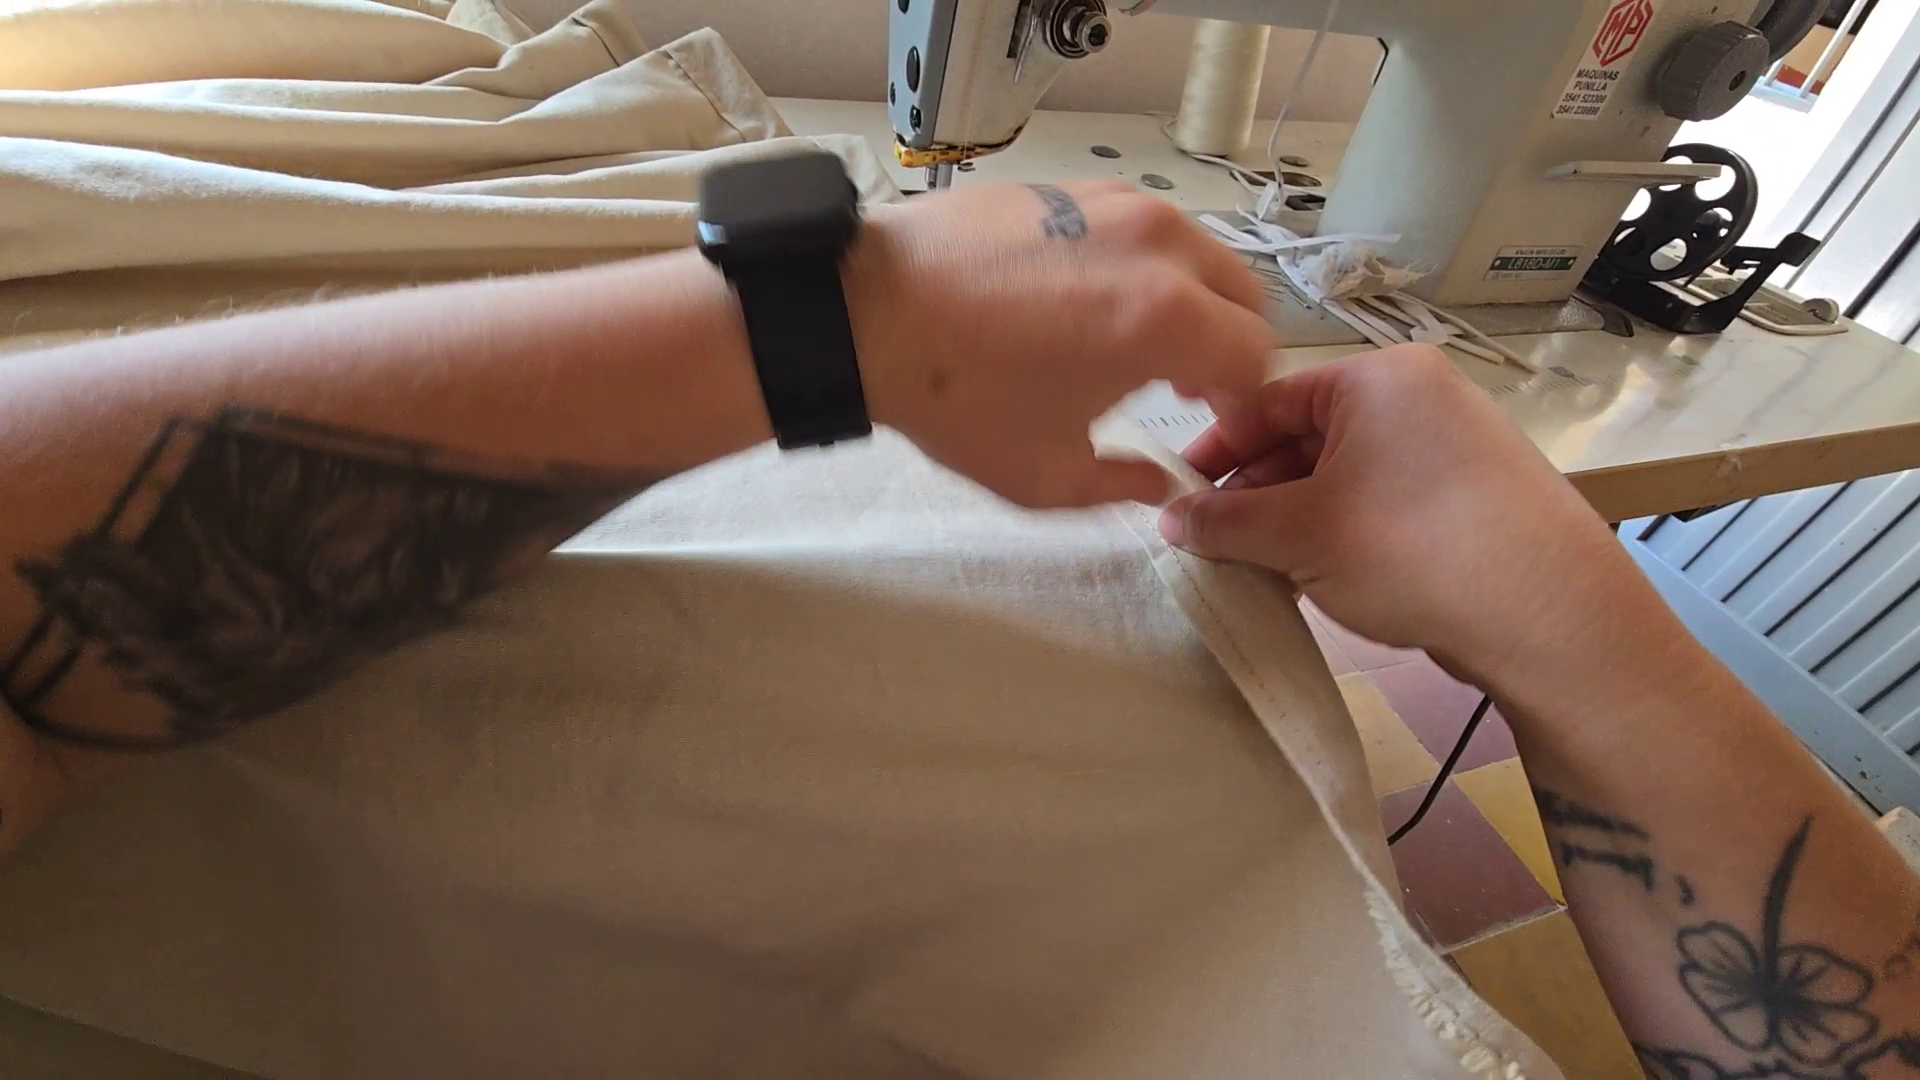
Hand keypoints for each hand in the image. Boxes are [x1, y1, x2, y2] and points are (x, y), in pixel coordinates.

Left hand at [846, 181, 1272, 508]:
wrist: (870, 313)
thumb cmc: (958, 400)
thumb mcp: (1045, 477)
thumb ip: (1123, 486)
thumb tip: (1161, 485)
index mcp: (1166, 319)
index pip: (1255, 355)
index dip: (1241, 397)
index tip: (1210, 416)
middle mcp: (1157, 245)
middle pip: (1241, 296)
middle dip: (1225, 346)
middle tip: (1180, 384)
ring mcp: (1113, 203)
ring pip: (1194, 253)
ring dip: (1187, 302)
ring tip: (1132, 340)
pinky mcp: (1070, 186)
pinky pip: (1139, 227)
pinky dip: (1142, 266)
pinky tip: (1087, 298)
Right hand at [1158, 345, 1653, 687]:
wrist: (1553, 625)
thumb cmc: (1409, 549)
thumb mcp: (1297, 534)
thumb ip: (1221, 521)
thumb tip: (1168, 520)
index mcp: (1377, 380)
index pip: (1265, 403)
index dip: (1213, 451)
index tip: (1176, 496)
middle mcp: (1415, 399)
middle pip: (1298, 439)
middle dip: (1248, 493)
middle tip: (1209, 541)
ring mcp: (1445, 447)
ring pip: (1332, 476)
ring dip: (1282, 520)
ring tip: (1251, 564)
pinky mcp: (1462, 496)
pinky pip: (1369, 501)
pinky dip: (1326, 532)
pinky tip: (1303, 573)